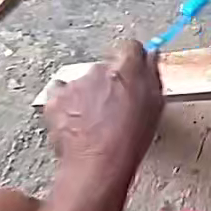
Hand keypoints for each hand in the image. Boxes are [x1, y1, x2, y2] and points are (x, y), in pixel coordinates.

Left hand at [43, 39, 163, 174]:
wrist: (99, 163)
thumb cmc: (132, 138)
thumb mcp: (156, 104)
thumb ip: (152, 73)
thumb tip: (151, 55)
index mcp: (127, 67)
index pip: (130, 46)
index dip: (132, 59)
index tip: (133, 71)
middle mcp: (99, 69)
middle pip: (106, 65)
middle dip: (110, 80)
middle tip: (115, 104)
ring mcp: (74, 84)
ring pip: (83, 80)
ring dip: (89, 93)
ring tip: (95, 119)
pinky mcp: (54, 99)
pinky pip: (60, 92)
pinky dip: (67, 103)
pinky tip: (76, 119)